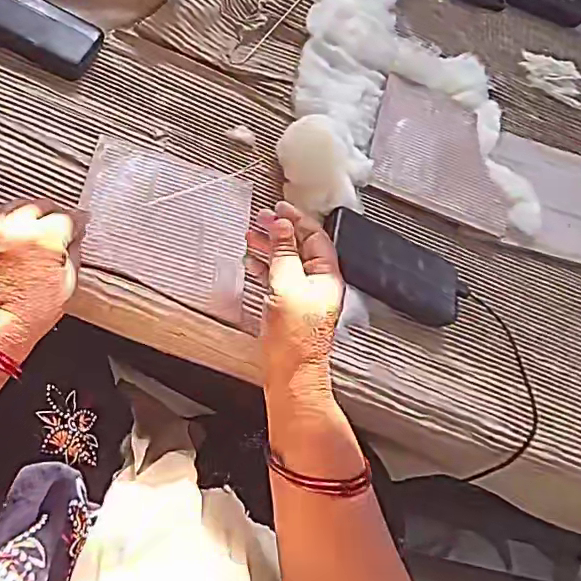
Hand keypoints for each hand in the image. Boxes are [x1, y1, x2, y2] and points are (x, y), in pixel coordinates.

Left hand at [0, 199, 84, 360]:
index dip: (79, 220)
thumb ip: (72, 254)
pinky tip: (17, 227)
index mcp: (45, 238)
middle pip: (42, 205)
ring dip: (32, 212)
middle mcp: (19, 229)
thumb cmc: (30, 313)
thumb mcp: (68, 283)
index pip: (69, 217)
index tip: (82, 224)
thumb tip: (73, 240)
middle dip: (55, 214)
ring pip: (18, 206)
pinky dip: (10, 218)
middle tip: (62, 225)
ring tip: (39, 224)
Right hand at [247, 202, 344, 384]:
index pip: (314, 236)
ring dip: (270, 247)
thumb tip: (281, 227)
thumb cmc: (296, 338)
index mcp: (327, 275)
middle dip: (280, 231)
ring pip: (287, 261)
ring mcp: (304, 295)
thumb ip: (284, 253)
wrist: (292, 373)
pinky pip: (279, 277)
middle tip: (262, 218)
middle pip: (300, 246)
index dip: (296, 218)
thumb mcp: (287, 285)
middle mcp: (318, 283)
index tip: (280, 207)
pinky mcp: (290, 307)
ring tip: (253, 235)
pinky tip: (254, 261)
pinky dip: (266, 266)